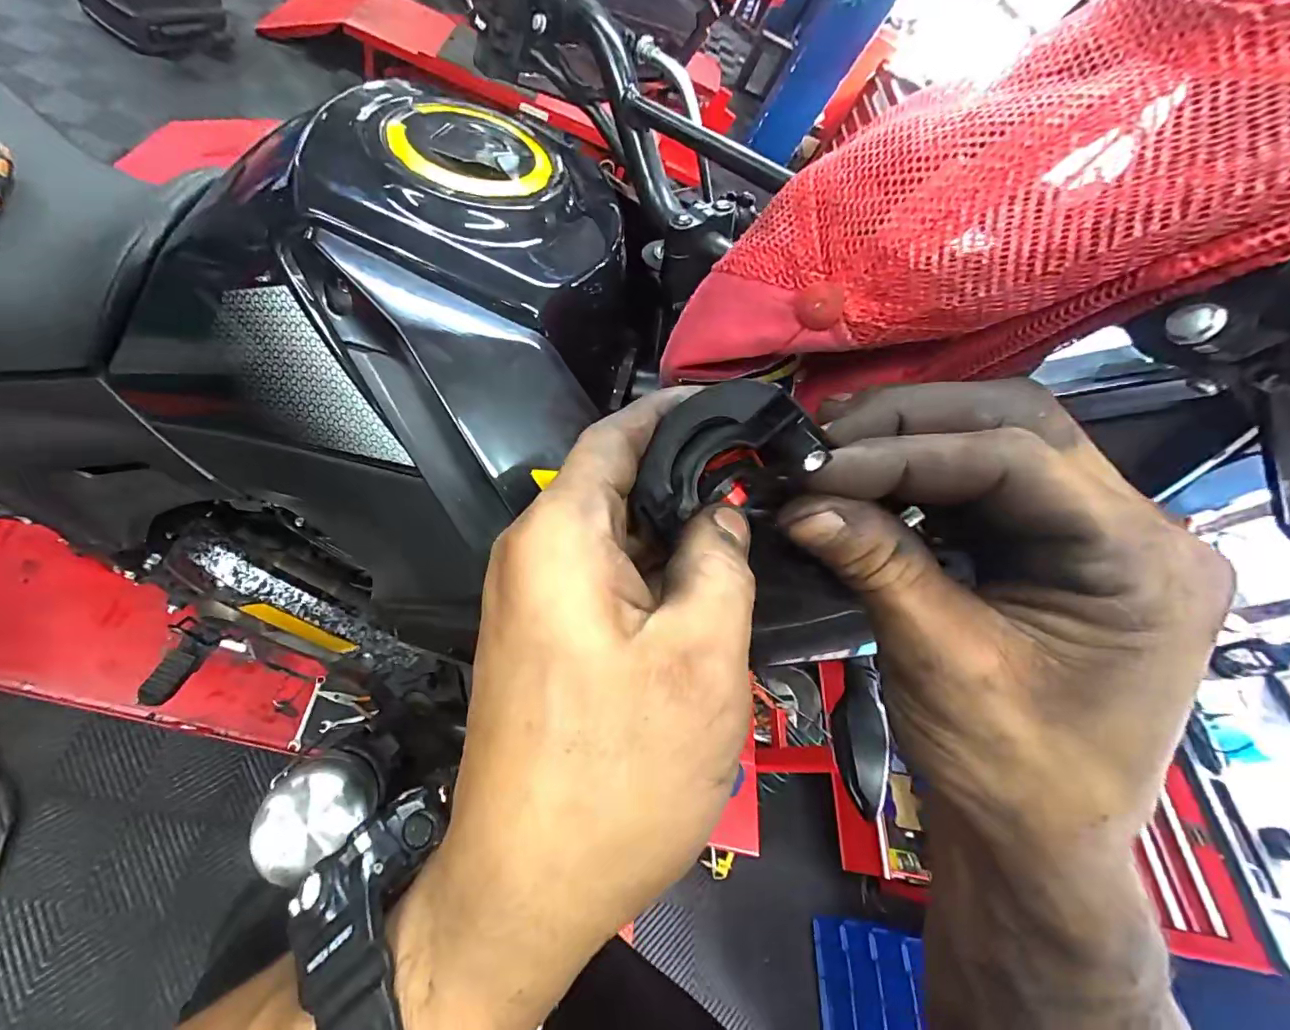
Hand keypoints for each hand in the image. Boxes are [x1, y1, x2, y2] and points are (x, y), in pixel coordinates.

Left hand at [394, 387, 757, 1028]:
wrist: (528, 882)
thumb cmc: (620, 770)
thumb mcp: (700, 655)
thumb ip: (718, 560)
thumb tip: (718, 509)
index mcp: (558, 535)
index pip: (614, 436)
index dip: (673, 411)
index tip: (733, 407)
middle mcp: (530, 553)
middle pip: (613, 486)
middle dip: (684, 478)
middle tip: (760, 479)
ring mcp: (529, 599)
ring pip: (613, 539)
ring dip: (673, 535)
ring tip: (745, 534)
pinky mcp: (539, 639)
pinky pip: (601, 581)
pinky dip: (651, 576)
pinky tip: (702, 592)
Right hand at [780, 379, 1232, 857]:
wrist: (1038, 839)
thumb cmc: (1012, 770)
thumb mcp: (940, 662)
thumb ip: (878, 567)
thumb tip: (801, 504)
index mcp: (1139, 561)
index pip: (1015, 458)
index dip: (904, 451)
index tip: (819, 465)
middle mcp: (1138, 528)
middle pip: (1017, 424)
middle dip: (909, 423)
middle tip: (823, 439)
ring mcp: (1099, 533)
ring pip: (1000, 439)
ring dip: (911, 437)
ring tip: (834, 448)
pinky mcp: (1056, 546)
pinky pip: (985, 483)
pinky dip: (919, 473)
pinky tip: (869, 480)